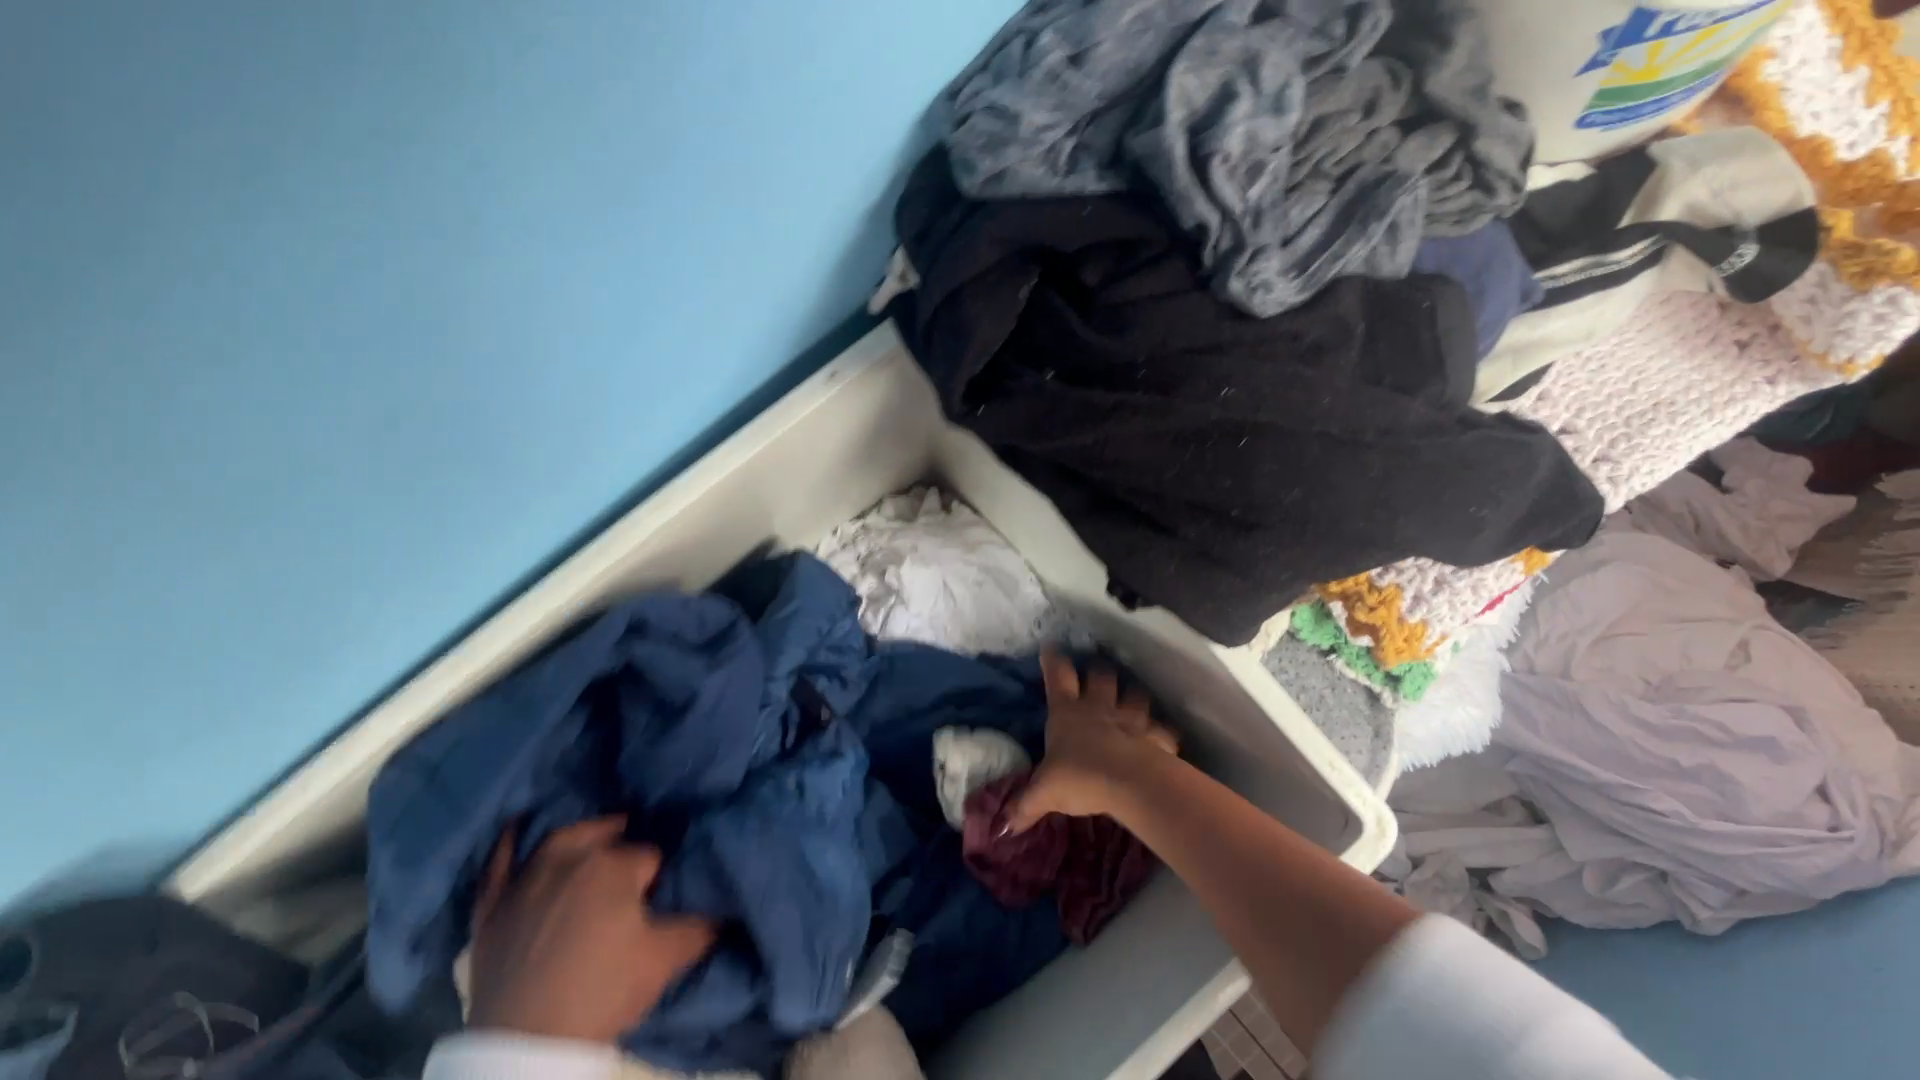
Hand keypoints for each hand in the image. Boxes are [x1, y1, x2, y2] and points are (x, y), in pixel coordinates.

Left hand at [466, 817, 716, 1042]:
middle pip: (607, 838)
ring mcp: (525, 879)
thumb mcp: (665, 960)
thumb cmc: (602, 991)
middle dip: (624, 849)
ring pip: (559, 841)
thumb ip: (701, 926)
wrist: (527, 1043)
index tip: (659, 899)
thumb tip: (725, 909)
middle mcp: (568, 858)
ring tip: (598, 841)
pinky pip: (499, 861)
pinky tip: (519, 825)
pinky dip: (509, 842)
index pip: (651, 857)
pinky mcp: (492, 904)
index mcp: (614, 865)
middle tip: (634, 876)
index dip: (658, 877)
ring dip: (582, 836)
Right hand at [1003, 649, 1178, 834]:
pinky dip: (1163, 731)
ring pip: (1136, 693)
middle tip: (1096, 671)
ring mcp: (1132, 719)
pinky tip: (1162, 737)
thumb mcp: (1045, 793)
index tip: (1051, 648)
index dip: (1053, 661)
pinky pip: (1164, 729)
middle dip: (1098, 670)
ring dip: (1133, 693)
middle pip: (1101, 675)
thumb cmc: (1080, 778)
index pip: (1057, 677)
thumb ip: (1024, 806)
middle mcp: (1100, 708)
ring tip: (1132, 697)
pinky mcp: (1158, 737)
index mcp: (1067, 714)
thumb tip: (1001, 828)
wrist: (1130, 784)